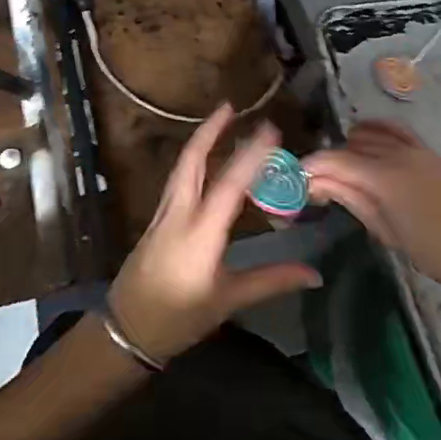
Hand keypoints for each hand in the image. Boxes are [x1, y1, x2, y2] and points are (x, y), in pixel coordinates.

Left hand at [107, 103, 322, 363]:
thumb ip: (271, 281)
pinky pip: (178, 180)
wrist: (125, 333)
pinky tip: (204, 160)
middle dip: (210, 132)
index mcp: (200, 232)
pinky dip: (194, 161)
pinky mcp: (156, 221)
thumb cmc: (179, 318)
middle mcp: (179, 214)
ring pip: (182, 167)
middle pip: (192, 162)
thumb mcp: (228, 300)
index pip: (229, 184)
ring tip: (220, 121)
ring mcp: (163, 215)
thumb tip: (315, 273)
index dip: (251, 155)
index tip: (270, 130)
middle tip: (229, 106)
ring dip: (201, 142)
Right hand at [304, 120, 440, 300]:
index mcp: (386, 177)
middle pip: (352, 144)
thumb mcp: (388, 232)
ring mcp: (416, 149)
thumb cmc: (438, 252)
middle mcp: (399, 154)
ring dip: (351, 145)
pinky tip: (366, 141)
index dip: (312, 167)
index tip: (296, 181)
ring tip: (341, 170)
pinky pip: (396, 130)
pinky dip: (375, 131)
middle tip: (318, 185)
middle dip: (330, 159)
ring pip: (372, 133)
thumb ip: (353, 201)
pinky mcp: (429, 151)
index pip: (336, 160)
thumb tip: (318, 183)